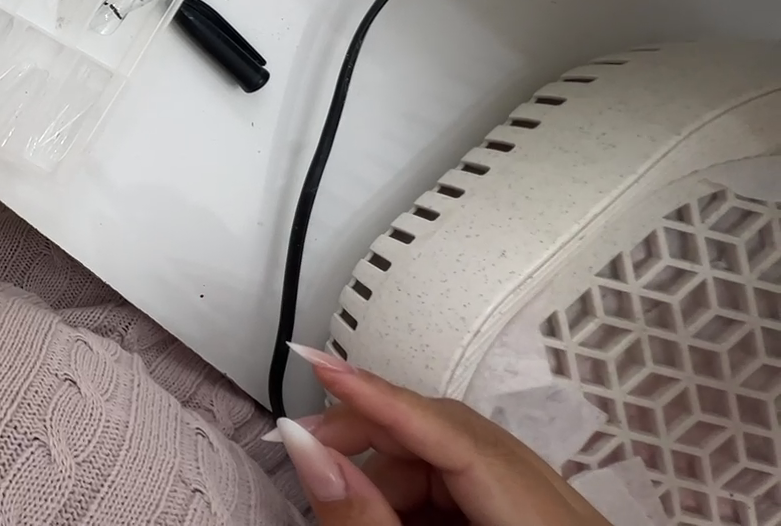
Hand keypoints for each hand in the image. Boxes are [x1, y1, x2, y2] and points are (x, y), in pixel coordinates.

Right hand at [277, 345, 610, 525]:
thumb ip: (358, 517)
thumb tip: (298, 440)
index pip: (455, 437)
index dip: (379, 396)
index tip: (313, 363)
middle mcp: (574, 520)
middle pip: (452, 436)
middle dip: (371, 433)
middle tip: (305, 440)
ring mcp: (566, 522)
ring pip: (454, 456)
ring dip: (389, 466)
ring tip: (346, 494)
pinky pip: (468, 484)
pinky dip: (416, 492)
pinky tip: (389, 515)